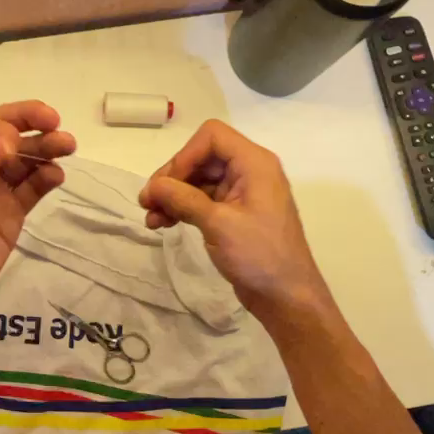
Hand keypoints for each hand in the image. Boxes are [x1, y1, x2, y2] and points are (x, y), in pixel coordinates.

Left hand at [0, 102, 75, 336]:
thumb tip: (3, 140)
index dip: (4, 127)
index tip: (17, 144)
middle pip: (6, 137)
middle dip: (31, 126)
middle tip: (57, 125)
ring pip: (23, 161)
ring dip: (44, 149)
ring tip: (67, 146)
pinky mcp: (10, 215)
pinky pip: (32, 188)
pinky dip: (46, 178)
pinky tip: (57, 175)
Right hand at [138, 119, 330, 320]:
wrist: (286, 296)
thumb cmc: (259, 255)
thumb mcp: (218, 224)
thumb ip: (183, 199)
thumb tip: (152, 186)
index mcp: (254, 163)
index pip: (212, 137)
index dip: (184, 156)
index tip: (165, 185)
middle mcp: (250, 171)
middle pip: (202, 157)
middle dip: (173, 178)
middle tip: (147, 202)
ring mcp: (242, 193)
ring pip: (199, 180)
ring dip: (173, 195)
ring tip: (151, 218)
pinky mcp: (235, 213)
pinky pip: (203, 200)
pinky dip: (183, 208)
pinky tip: (163, 223)